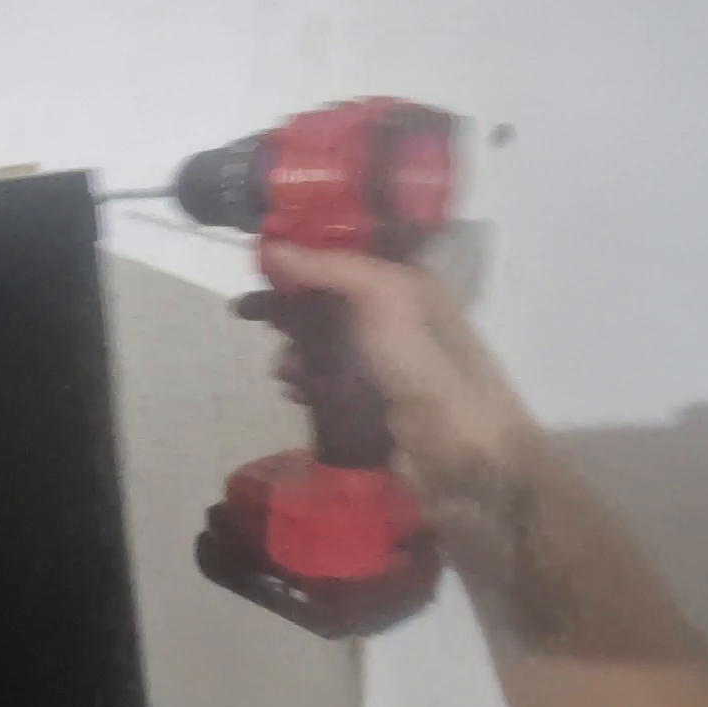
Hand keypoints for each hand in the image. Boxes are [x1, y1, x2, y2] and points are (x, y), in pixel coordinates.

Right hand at [245, 244, 541, 572]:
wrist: (461, 457)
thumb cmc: (426, 367)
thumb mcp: (384, 300)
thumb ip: (331, 269)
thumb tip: (272, 249)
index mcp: (408, 287)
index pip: (346, 258)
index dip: (304, 256)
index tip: (260, 263)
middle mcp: (396, 321)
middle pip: (327, 303)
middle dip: (288, 308)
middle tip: (246, 314)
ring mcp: (382, 367)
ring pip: (321, 347)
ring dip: (292, 351)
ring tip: (281, 368)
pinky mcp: (369, 406)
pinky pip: (325, 386)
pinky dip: (303, 384)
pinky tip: (292, 391)